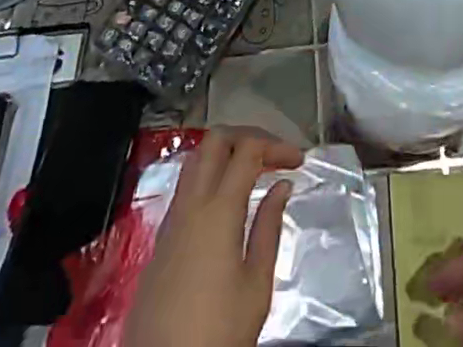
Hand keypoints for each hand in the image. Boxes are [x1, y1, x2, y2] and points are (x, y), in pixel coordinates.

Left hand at [123, 128, 304, 346]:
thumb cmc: (218, 332)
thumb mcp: (256, 286)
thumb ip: (269, 227)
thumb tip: (282, 186)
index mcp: (218, 211)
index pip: (247, 151)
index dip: (276, 146)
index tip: (300, 161)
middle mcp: (191, 203)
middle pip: (215, 140)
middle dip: (249, 136)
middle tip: (276, 154)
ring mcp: (172, 217)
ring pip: (197, 157)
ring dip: (227, 151)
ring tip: (256, 168)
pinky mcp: (163, 234)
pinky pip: (187, 184)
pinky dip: (211, 172)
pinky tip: (230, 195)